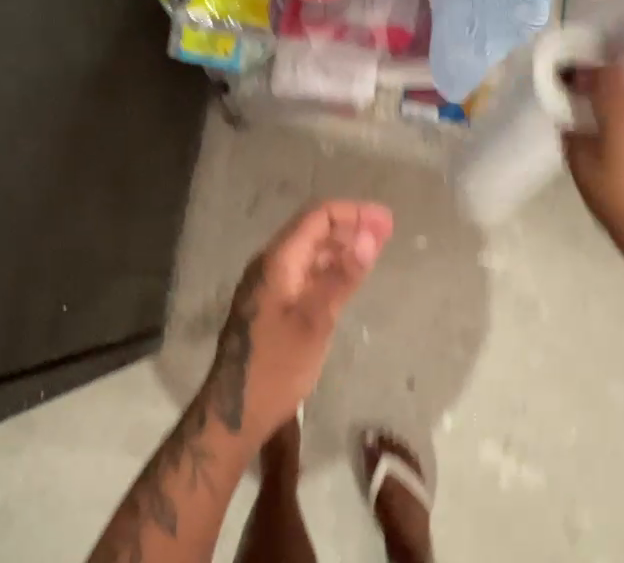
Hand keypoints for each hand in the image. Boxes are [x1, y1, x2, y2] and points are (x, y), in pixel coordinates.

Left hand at [200, 200, 393, 443]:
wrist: (237, 409)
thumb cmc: (277, 366)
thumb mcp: (316, 321)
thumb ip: (342, 277)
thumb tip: (369, 236)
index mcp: (277, 261)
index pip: (317, 217)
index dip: (353, 213)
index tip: (386, 221)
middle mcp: (270, 264)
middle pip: (313, 230)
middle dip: (350, 225)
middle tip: (387, 232)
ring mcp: (269, 284)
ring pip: (309, 251)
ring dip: (341, 245)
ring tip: (374, 249)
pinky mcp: (273, 304)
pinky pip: (304, 272)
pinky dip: (329, 267)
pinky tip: (348, 277)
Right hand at [562, 61, 623, 246]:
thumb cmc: (616, 197)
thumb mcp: (580, 166)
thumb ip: (574, 136)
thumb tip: (573, 124)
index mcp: (622, 110)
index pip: (609, 70)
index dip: (590, 69)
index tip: (572, 81)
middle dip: (602, 94)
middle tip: (582, 112)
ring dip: (620, 115)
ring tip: (604, 140)